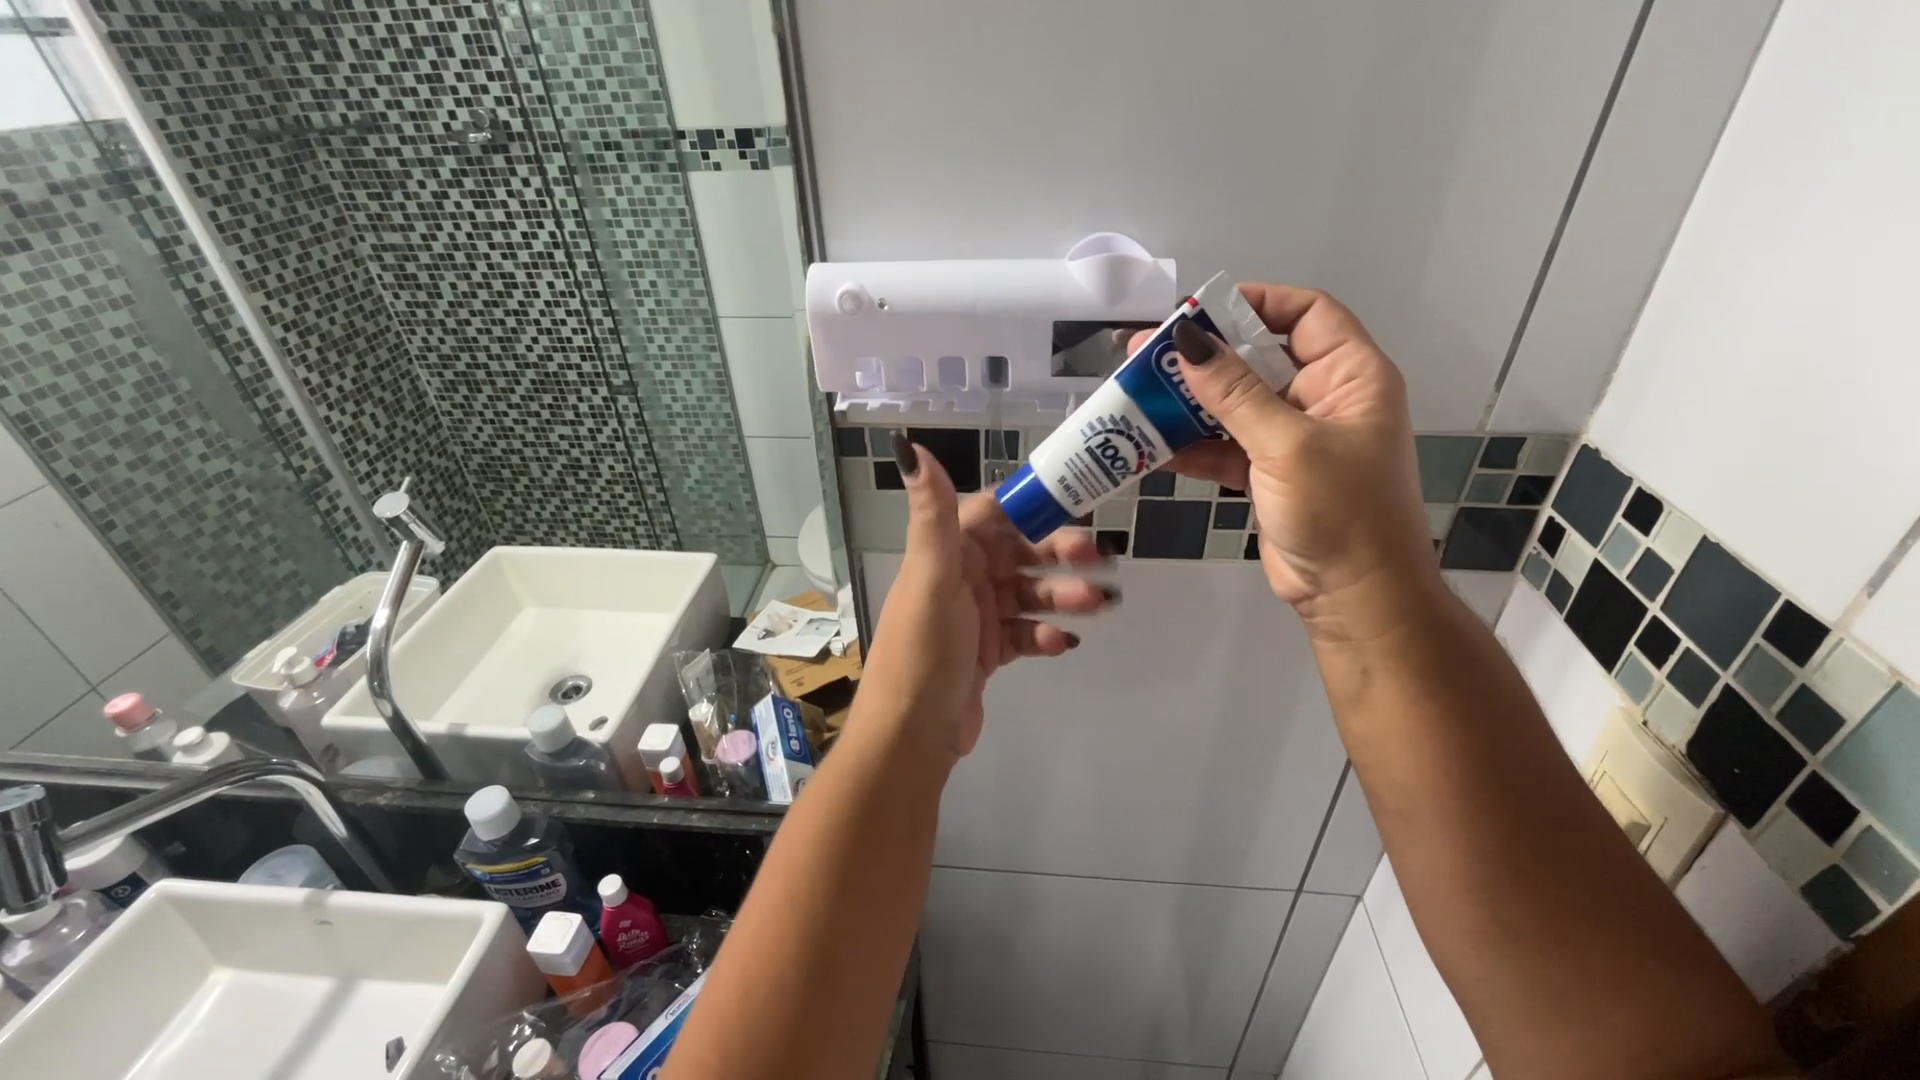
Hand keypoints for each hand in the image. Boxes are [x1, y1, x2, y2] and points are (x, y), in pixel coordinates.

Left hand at [856, 432, 1115, 763]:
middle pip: (1021, 552)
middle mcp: (961, 577)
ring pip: (1030, 593)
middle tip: (1102, 558)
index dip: (1034, 505)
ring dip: (1064, 595)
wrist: (912, 733)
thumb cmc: (924, 648)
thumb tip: (909, 444)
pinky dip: (1047, 634)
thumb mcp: (931, 576)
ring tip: (1100, 603)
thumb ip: (931, 512)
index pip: (994, 512)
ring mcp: (977, 616)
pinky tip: (1064, 642)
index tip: (1079, 501)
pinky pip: (1027, 632)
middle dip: (1060, 553)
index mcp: (945, 551)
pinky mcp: (989, 651)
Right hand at [1131, 284, 1439, 642]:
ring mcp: (1293, 439)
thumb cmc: (1341, 512)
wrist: (1354, 596)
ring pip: (1234, 404)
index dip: (1256, 304)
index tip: (1200, 311)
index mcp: (1351, 377)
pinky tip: (1150, 443)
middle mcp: (1323, 400)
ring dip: (1189, 402)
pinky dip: (1191, 445)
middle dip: (1205, 357)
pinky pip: (1223, 446)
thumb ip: (1234, 393)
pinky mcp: (1267, 474)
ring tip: (1136, 394)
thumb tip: (1187, 342)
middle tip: (1146, 353)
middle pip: (1258, 359)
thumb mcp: (1287, 445)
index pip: (1307, 315)